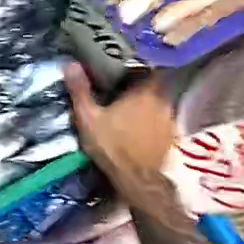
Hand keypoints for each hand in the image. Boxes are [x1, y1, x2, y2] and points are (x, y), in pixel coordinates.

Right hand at [67, 65, 179, 210]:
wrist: (138, 179)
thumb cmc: (111, 145)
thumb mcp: (88, 117)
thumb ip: (81, 90)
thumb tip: (70, 63)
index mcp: (143, 91)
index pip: (146, 70)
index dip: (134, 69)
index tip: (121, 72)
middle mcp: (162, 101)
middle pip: (152, 87)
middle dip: (137, 89)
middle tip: (119, 93)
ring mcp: (170, 119)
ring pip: (157, 105)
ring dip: (144, 107)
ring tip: (127, 113)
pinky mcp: (172, 137)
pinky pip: (160, 121)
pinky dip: (150, 123)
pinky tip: (137, 131)